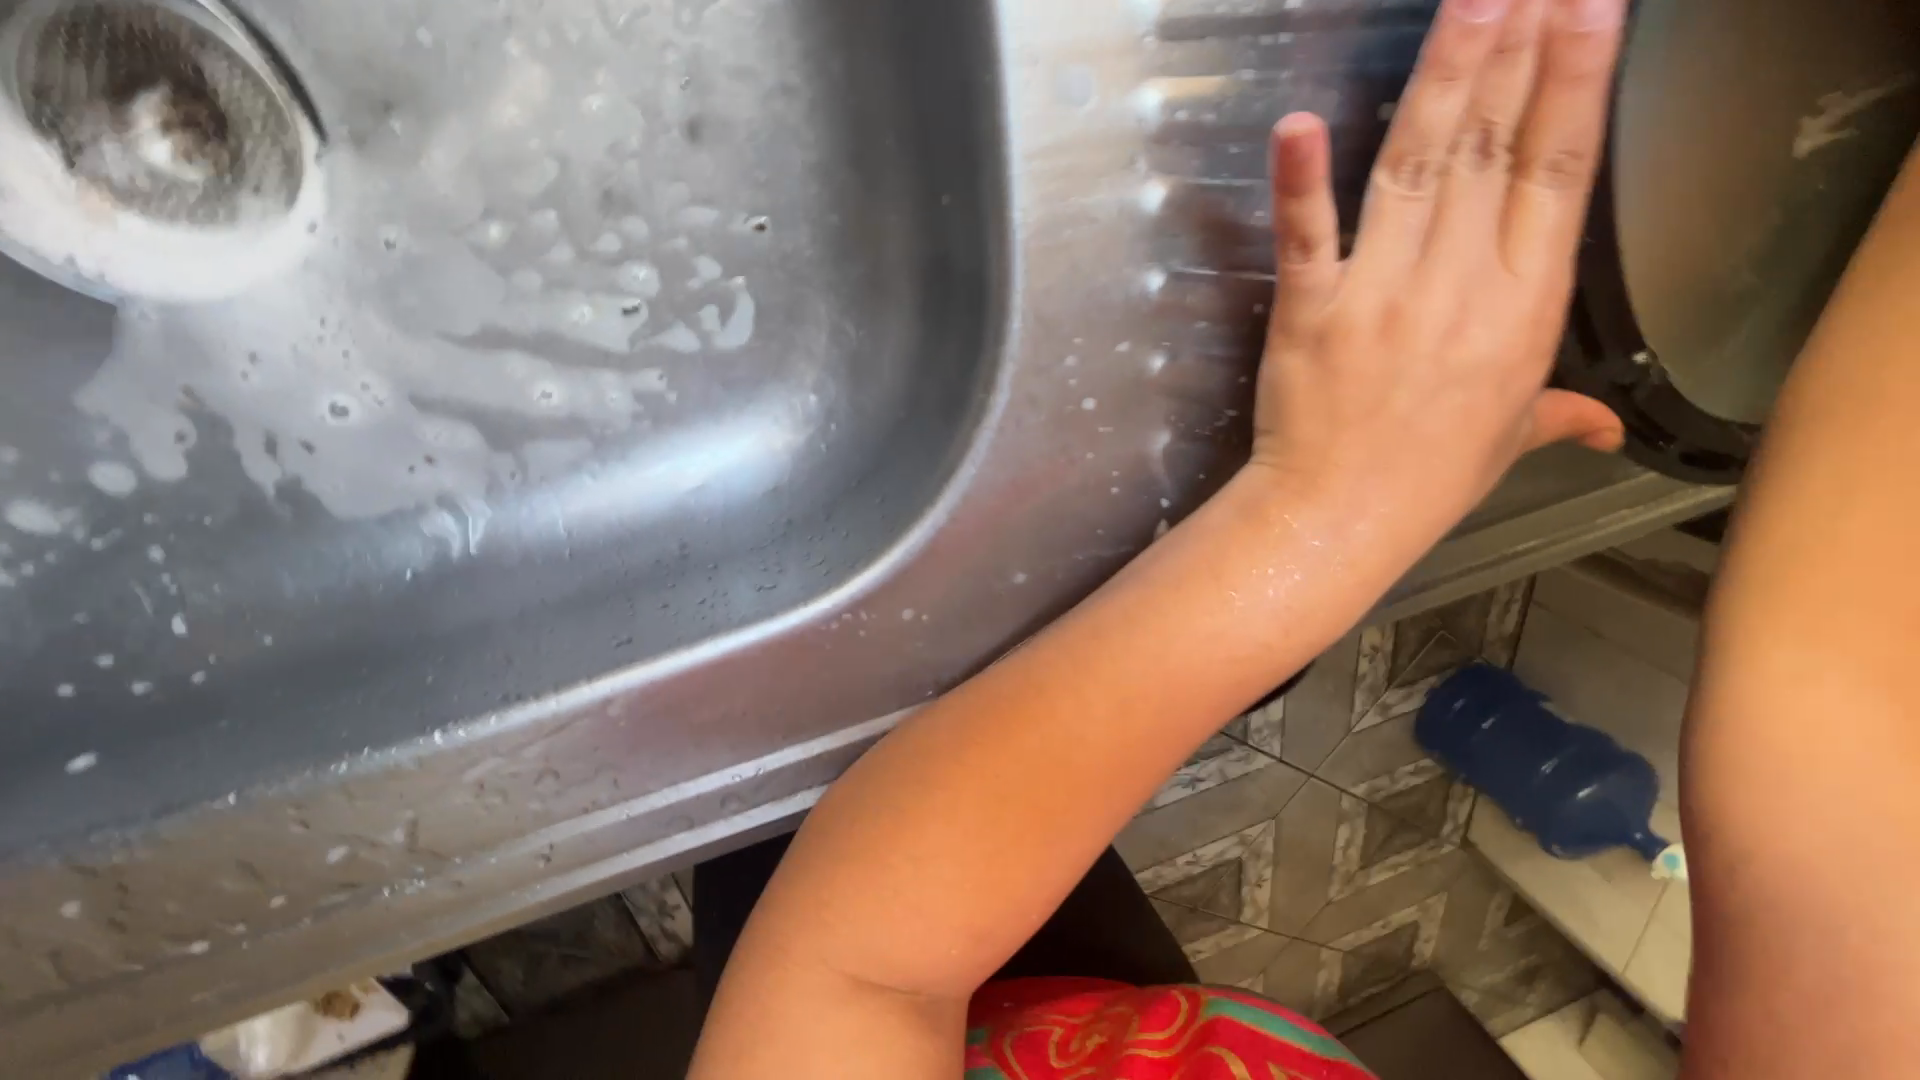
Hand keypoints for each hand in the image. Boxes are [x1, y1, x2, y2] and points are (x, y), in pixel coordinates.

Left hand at [1250, 0, 1628, 556]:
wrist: (1338, 517)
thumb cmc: (1424, 480)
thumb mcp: (1506, 439)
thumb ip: (1557, 411)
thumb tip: (1604, 423)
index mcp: (1525, 308)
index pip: (1559, 173)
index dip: (1576, 86)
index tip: (1590, 10)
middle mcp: (1461, 287)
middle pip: (1495, 150)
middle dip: (1519, 54)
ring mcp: (1381, 296)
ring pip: (1419, 168)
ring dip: (1445, 78)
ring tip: (1474, 0)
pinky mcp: (1309, 313)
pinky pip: (1308, 237)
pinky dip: (1301, 183)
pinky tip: (1300, 123)